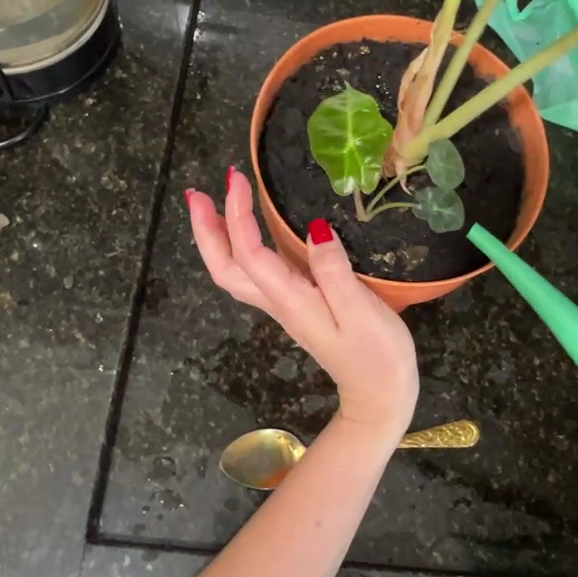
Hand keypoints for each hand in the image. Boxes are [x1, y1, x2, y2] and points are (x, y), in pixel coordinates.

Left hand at [186, 167, 417, 435]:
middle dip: (206, 229)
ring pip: (235, 272)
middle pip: (224, 268)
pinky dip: (241, 248)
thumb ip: (334, 270)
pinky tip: (251, 234)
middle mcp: (278, 303)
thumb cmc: (376, 355)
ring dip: (217, 238)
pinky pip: (254, 274)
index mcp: (289, 300)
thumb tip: (314, 228)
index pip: (248, 253)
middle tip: (198, 192)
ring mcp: (284, 308)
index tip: (238, 178)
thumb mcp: (361, 310)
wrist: (379, 397)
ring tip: (212, 204)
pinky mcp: (296, 308)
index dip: (237, 214)